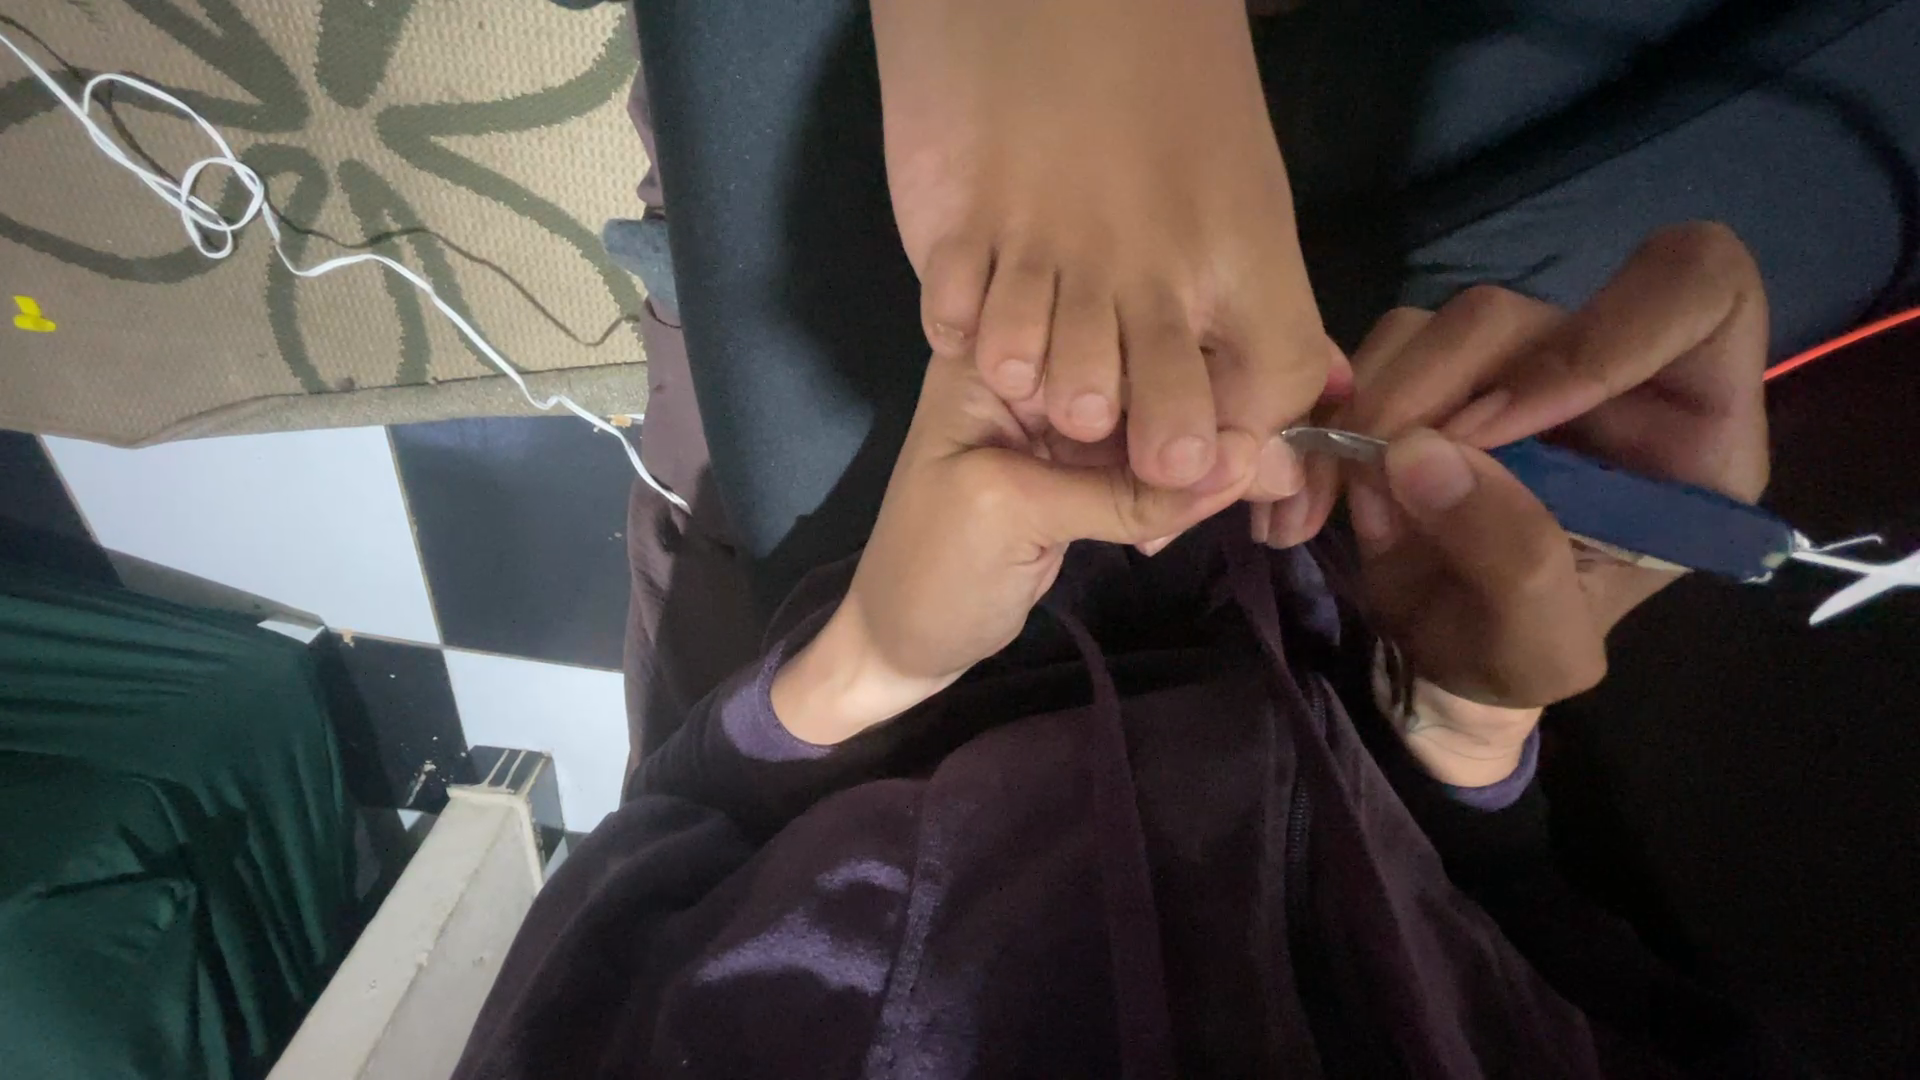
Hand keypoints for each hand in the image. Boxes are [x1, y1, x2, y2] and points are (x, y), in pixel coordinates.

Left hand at [772, 350, 1258, 744]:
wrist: (907, 644)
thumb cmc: (933, 570)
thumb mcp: (1013, 512)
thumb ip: (1120, 488)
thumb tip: (1241, 462)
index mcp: (996, 362)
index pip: (1103, 342)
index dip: (1181, 370)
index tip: (1261, 406)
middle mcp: (1033, 384)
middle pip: (1136, 382)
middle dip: (1210, 413)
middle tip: (1290, 453)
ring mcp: (1057, 435)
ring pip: (1149, 428)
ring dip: (1211, 454)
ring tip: (1287, 478)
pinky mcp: (1076, 482)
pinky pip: (1143, 473)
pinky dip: (1187, 487)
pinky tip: (1245, 490)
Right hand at [1314, 224, 1770, 776]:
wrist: (1431, 655)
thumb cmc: (1511, 658)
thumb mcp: (1535, 645)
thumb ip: (1509, 558)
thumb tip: (1415, 453)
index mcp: (1678, 431)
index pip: (1690, 296)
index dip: (1593, 340)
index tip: (1493, 426)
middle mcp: (1587, 380)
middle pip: (1511, 315)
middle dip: (1425, 396)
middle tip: (1374, 475)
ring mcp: (1490, 378)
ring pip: (1424, 330)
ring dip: (1362, 412)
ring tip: (1325, 500)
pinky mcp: (1415, 390)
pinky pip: (1362, 366)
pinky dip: (1323, 424)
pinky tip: (1311, 488)